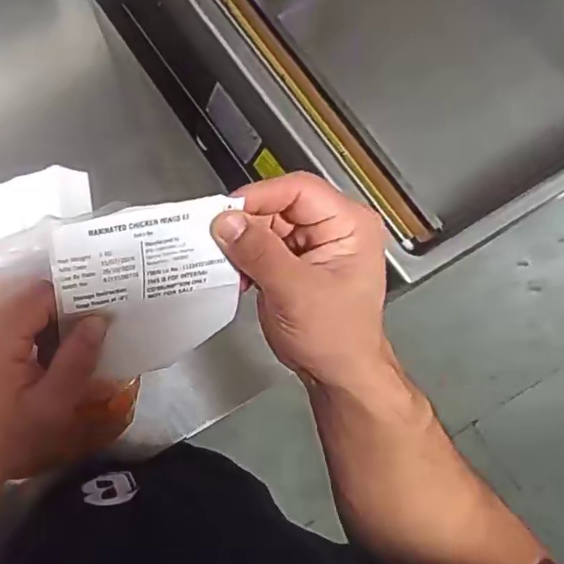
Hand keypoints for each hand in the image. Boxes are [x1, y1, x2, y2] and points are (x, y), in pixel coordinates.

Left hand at [0, 280, 109, 481]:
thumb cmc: (15, 434)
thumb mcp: (55, 400)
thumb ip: (77, 357)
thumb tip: (98, 319)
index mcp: (3, 335)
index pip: (43, 294)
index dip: (75, 298)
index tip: (105, 310)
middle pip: (35, 301)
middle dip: (69, 311)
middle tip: (103, 328)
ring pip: (29, 316)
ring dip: (57, 327)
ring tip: (87, 345)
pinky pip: (20, 332)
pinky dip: (42, 339)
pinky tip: (61, 360)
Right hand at [211, 172, 392, 394]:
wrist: (338, 372)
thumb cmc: (336, 337)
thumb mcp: (294, 291)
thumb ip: (259, 252)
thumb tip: (227, 222)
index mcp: (348, 225)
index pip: (297, 190)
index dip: (258, 197)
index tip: (224, 214)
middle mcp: (331, 230)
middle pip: (278, 207)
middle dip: (245, 225)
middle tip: (216, 240)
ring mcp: (311, 249)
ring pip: (265, 229)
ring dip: (242, 246)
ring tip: (226, 263)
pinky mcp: (292, 266)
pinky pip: (261, 251)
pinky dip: (244, 261)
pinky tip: (235, 275)